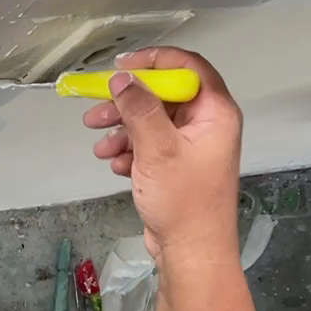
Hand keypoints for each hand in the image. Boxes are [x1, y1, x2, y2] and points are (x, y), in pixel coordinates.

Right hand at [83, 47, 243, 262]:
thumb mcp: (157, 149)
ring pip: (151, 124)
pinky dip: (129, 152)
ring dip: (122, 131)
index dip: (154, 61)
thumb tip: (122, 79)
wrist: (191, 249)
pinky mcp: (176, 167)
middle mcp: (205, 125)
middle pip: (162, 97)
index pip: (187, 68)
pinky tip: (115, 165)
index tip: (121, 66)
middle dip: (127, 104)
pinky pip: (149, 147)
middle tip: (96, 113)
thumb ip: (139, 109)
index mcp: (214, 112)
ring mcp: (190, 147)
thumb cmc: (183, 201)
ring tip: (100, 147)